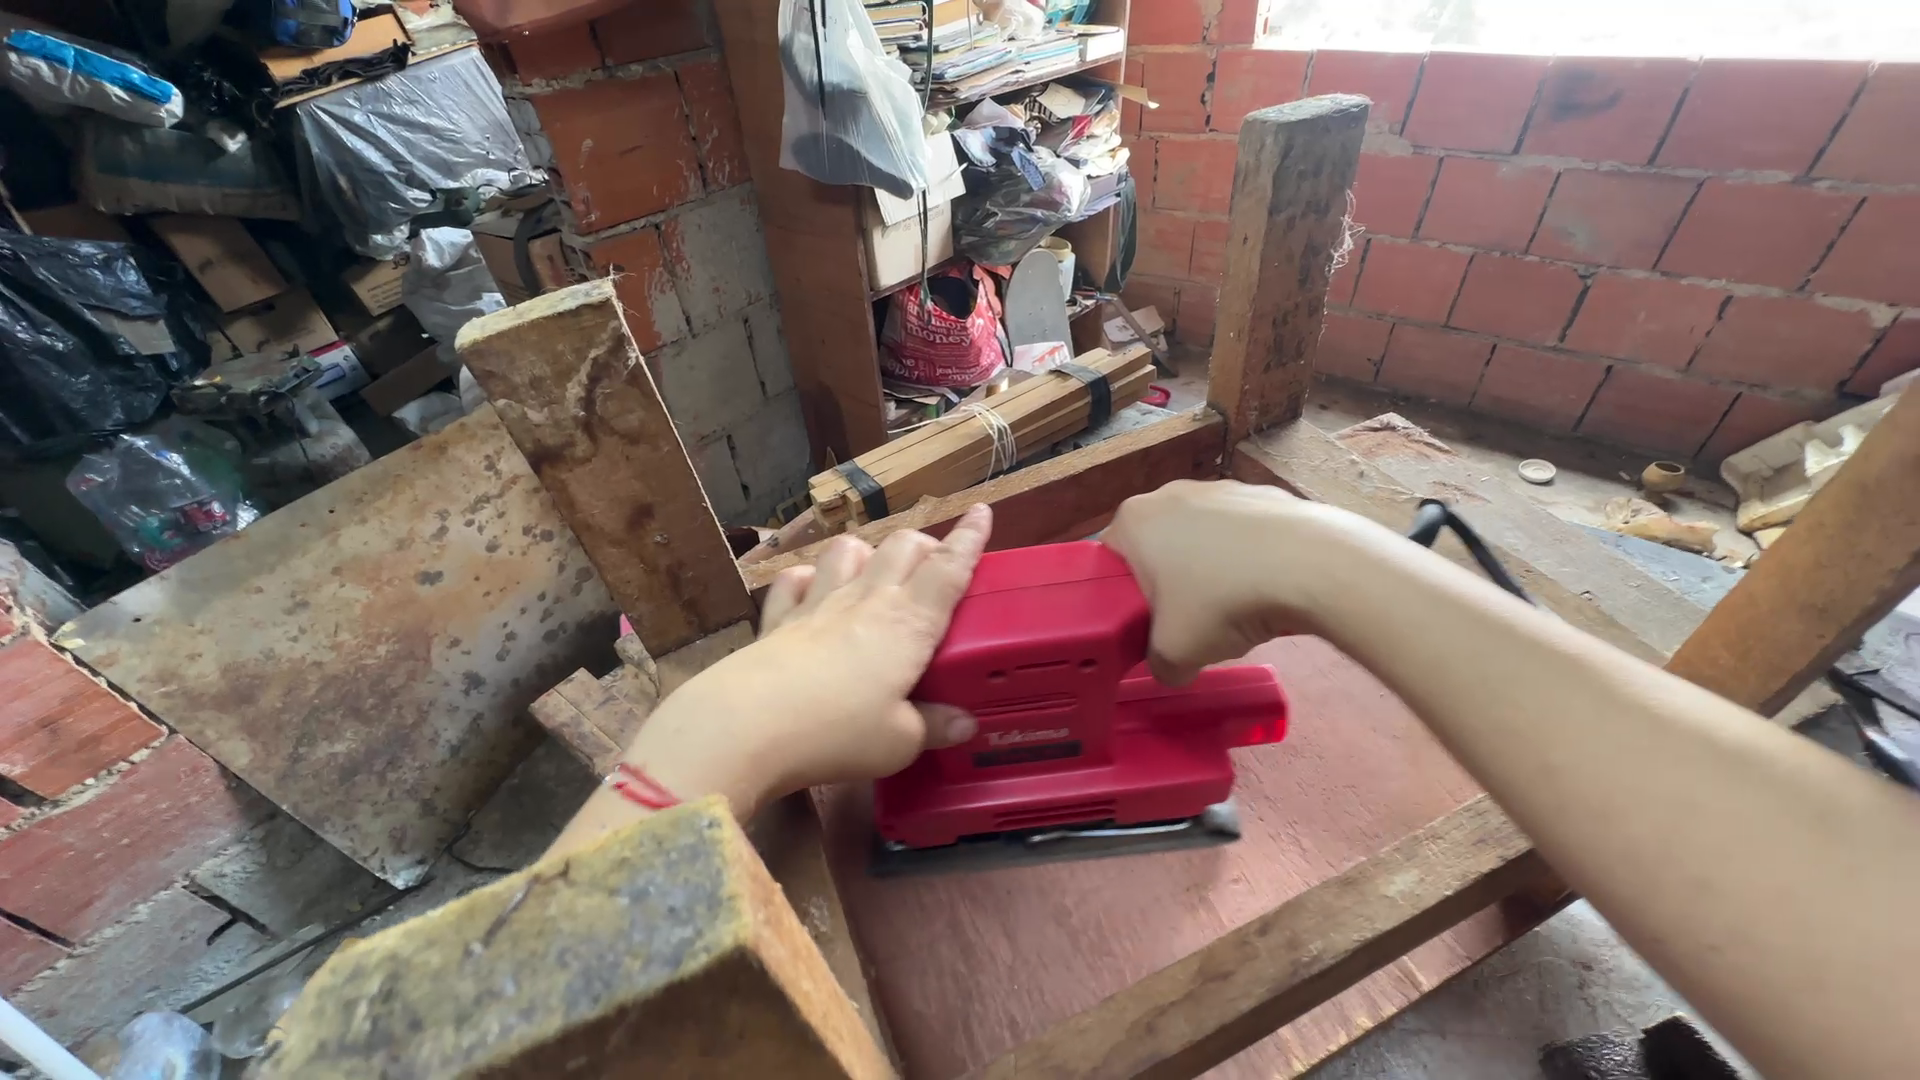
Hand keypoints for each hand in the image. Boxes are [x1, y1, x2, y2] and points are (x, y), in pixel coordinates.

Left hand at [622, 505, 991, 815]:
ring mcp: (819, 602)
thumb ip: (933, 727)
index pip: (948, 570)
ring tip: (874, 569)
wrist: (748, 725)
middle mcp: (867, 600)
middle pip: (902, 547)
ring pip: (848, 549)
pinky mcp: (779, 617)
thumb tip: (965, 724)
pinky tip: (811, 588)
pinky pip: (794, 580)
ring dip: (867, 551)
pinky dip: (807, 578)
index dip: (969, 539)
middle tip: (934, 564)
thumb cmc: (838, 732)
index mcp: (909, 623)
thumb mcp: (899, 743)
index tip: (982, 512)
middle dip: (925, 544)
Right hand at [1104, 479, 1374, 683]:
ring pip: (1202, 537)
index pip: (1111, 559)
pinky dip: (1250, 557)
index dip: (1125, 595)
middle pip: (1157, 546)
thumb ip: (1159, 666)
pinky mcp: (1264, 493)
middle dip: (1171, 582)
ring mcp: (1220, 487)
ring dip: (1211, 569)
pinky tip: (1269, 586)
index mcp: (1134, 520)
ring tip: (1237, 606)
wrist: (1313, 567)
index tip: (1147, 622)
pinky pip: (1244, 533)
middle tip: (1190, 619)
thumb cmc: (1222, 601)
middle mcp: (1170, 493)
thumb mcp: (1176, 653)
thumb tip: (1171, 670)